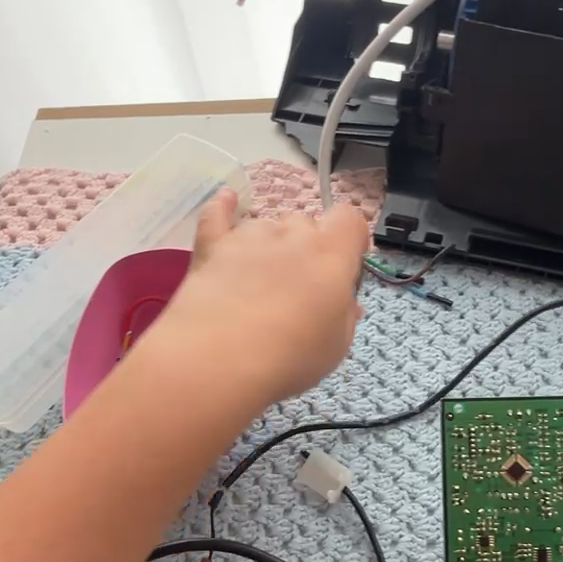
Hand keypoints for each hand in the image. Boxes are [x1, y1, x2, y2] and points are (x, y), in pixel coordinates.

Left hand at [136, 188, 367, 408]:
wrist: (220, 361)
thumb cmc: (291, 356)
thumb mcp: (337, 344)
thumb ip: (345, 314)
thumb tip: (346, 302)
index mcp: (330, 254)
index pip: (350, 219)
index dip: (351, 238)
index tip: (347, 264)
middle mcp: (292, 235)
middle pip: (307, 224)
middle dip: (308, 249)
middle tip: (300, 289)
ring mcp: (248, 237)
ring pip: (267, 226)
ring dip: (271, 245)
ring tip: (262, 283)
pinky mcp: (211, 246)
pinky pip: (218, 215)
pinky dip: (224, 208)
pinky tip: (227, 200)